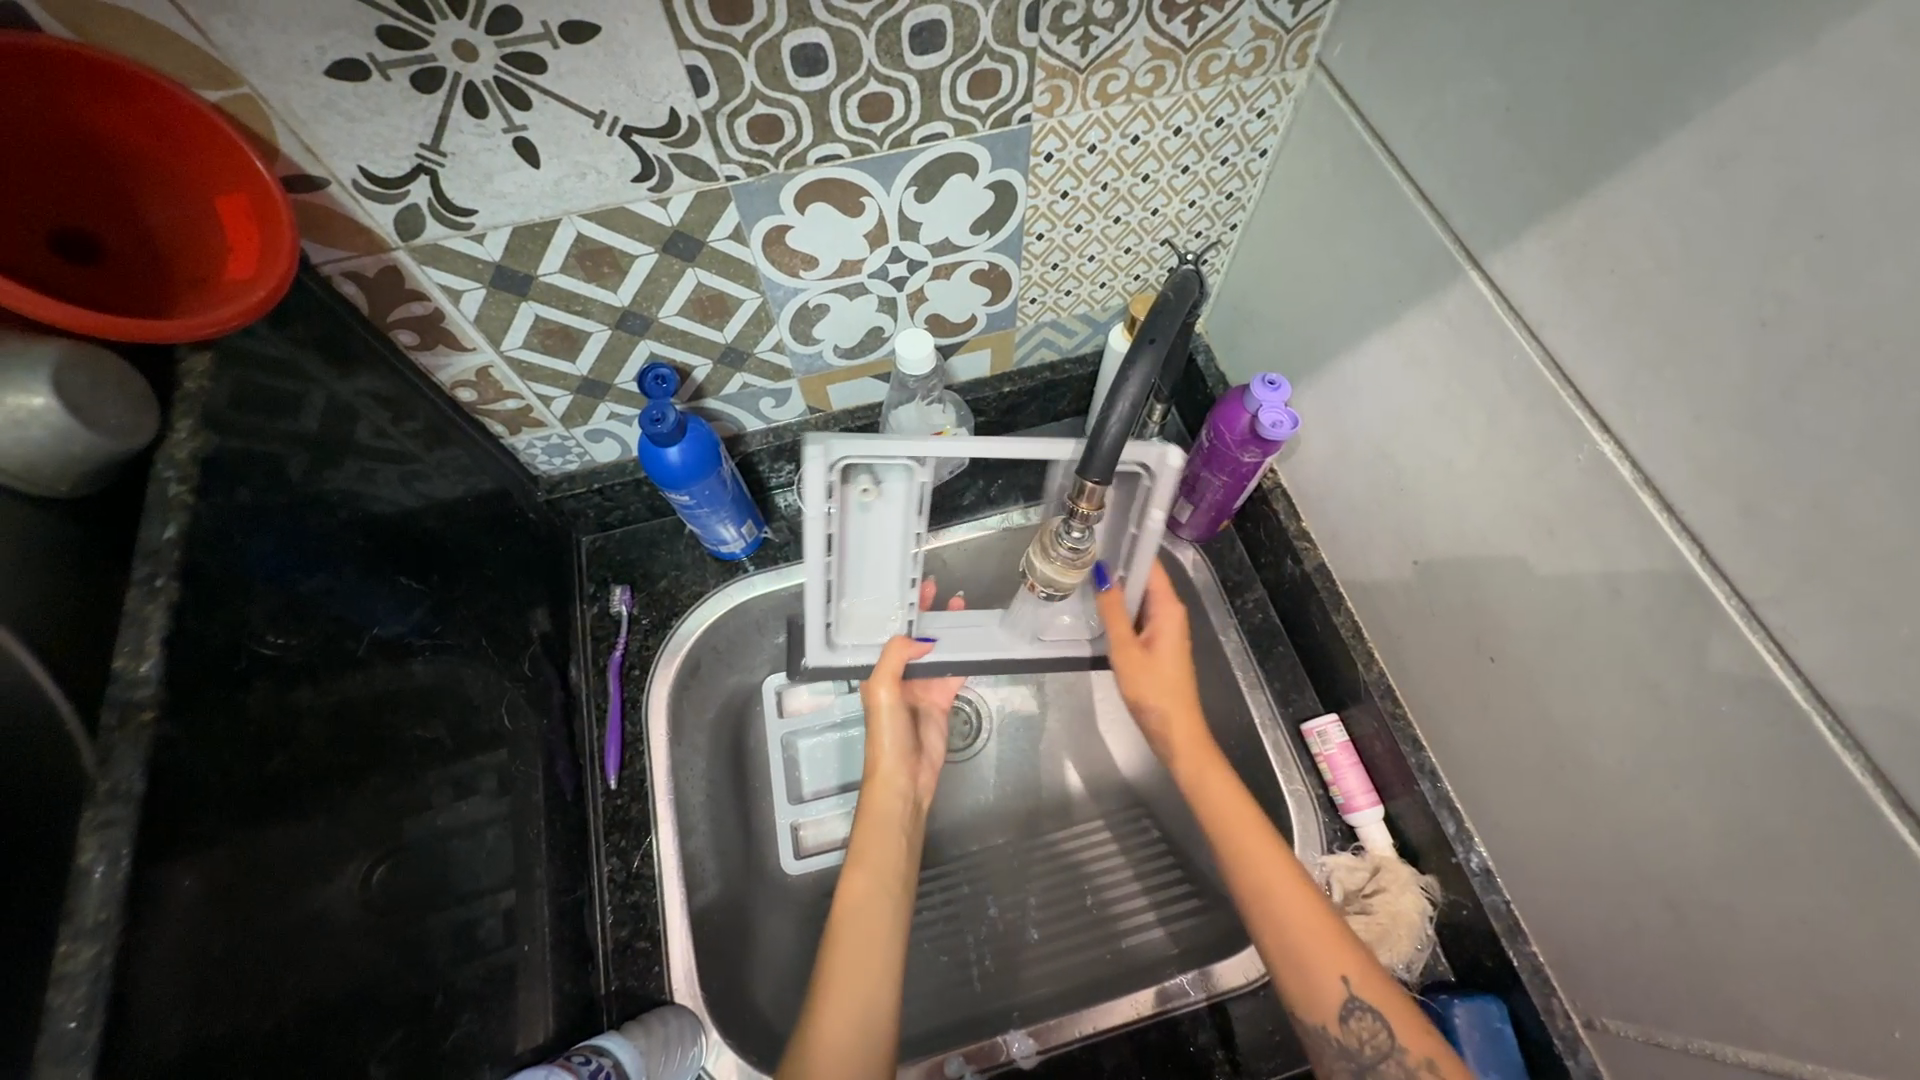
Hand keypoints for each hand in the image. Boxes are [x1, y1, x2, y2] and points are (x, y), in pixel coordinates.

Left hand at [859, 580, 965, 812]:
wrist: (905, 777)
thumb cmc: (886, 733)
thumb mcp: (881, 689)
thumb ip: (897, 656)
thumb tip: (923, 639)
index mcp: (878, 671)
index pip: (890, 634)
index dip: (902, 612)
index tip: (915, 589)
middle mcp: (899, 675)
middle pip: (916, 638)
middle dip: (926, 615)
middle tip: (940, 590)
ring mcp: (922, 687)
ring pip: (938, 651)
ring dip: (948, 631)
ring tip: (961, 607)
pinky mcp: (943, 700)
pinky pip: (955, 672)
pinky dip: (965, 656)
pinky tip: (975, 639)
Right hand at [1093, 558, 1212, 765]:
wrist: (1175, 732)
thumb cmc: (1152, 690)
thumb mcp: (1125, 649)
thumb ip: (1112, 610)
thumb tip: (1102, 571)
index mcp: (1168, 607)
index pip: (1150, 564)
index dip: (1129, 547)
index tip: (1101, 534)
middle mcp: (1171, 612)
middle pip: (1144, 579)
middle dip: (1117, 567)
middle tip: (1082, 555)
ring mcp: (1165, 628)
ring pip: (1139, 599)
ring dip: (1116, 591)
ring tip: (1083, 577)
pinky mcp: (1158, 643)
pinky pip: (1138, 616)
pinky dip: (1120, 611)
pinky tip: (1097, 611)